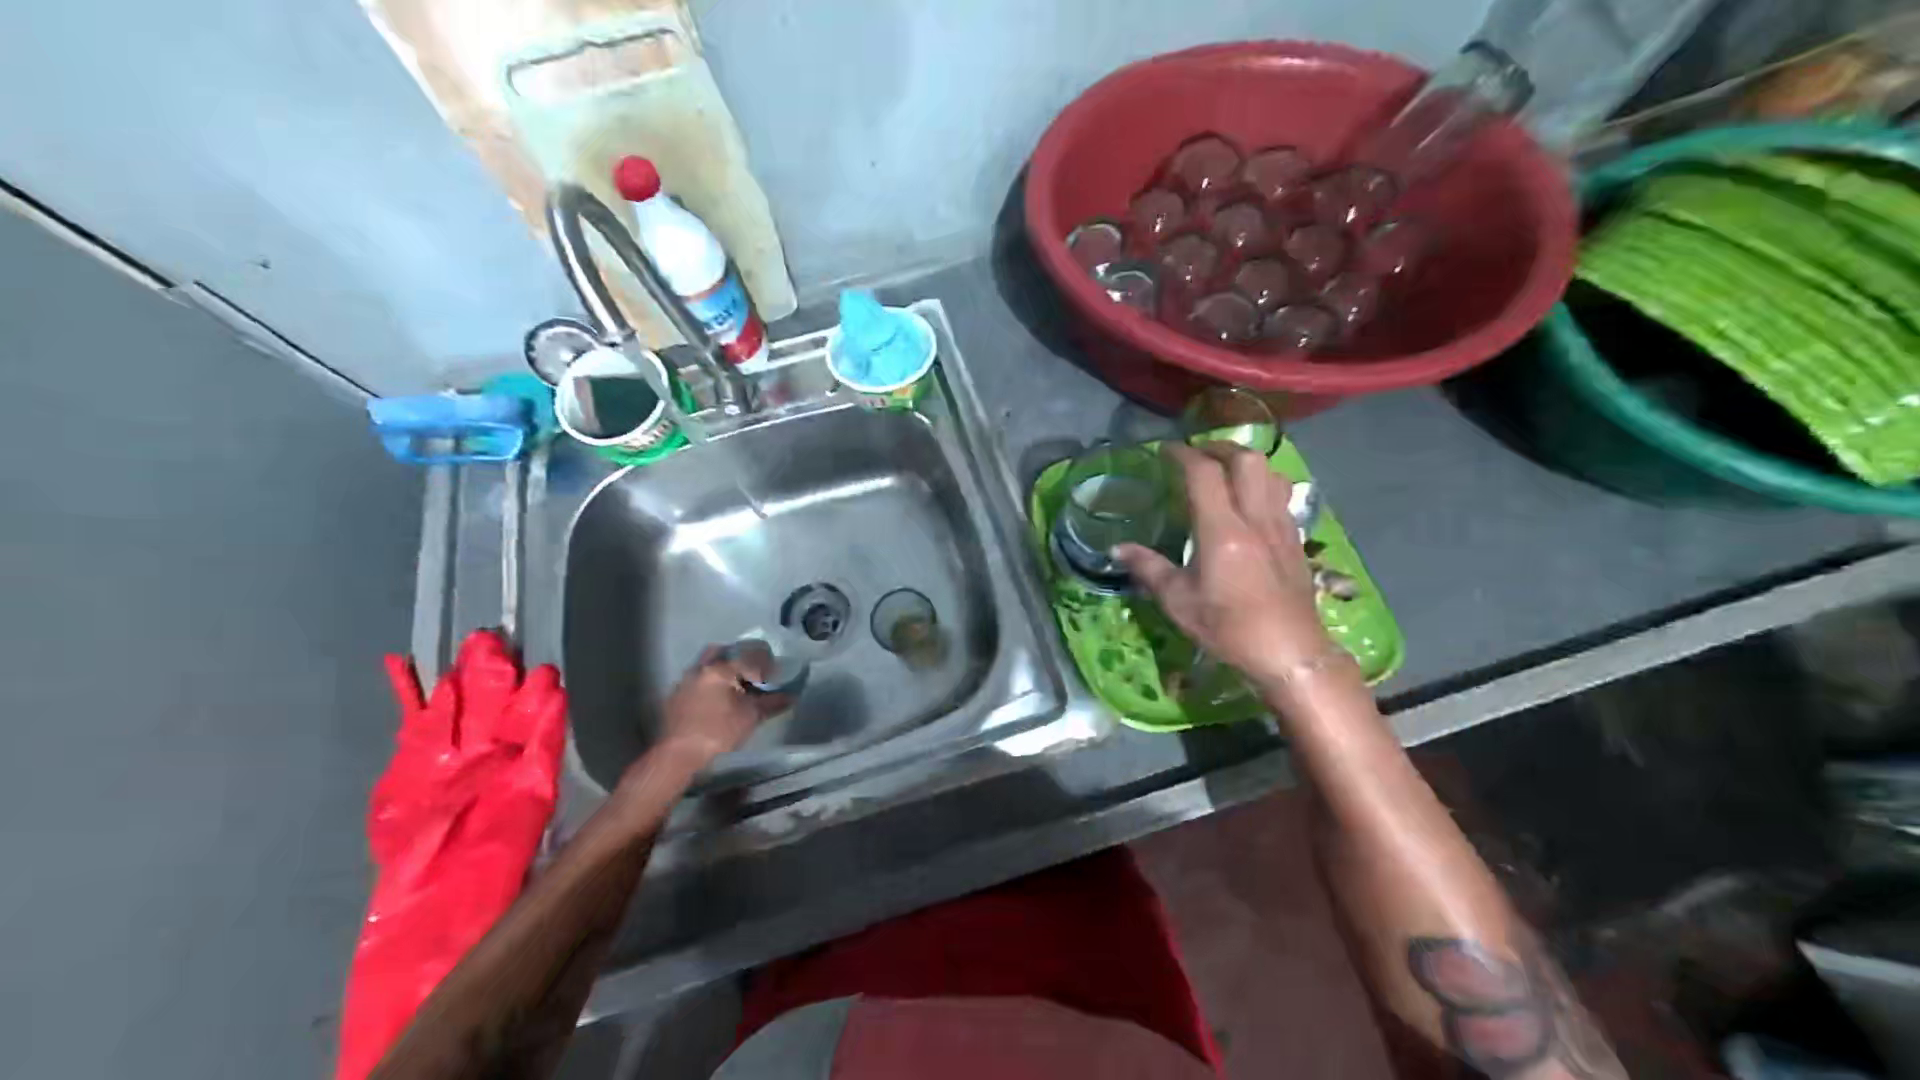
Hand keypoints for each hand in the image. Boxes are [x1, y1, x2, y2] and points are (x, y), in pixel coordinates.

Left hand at [654, 645, 792, 767]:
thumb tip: (791, 696)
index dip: (765, 662)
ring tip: (736, 685)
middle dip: (739, 656)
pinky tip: (717, 698)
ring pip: (707, 664)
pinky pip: (697, 679)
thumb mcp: (750, 717)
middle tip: (752, 670)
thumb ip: (772, 702)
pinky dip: (710, 682)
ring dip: (722, 668)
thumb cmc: (718, 732)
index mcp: (720, 669)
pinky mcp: (675, 695)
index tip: (774, 672)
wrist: (678, 754)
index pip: (748, 656)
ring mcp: (685, 680)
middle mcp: (700, 668)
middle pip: (722, 651)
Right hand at [1115, 442, 1331, 685]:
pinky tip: (1249, 502)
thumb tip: (1117, 549)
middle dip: (1220, 448)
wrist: (1290, 653)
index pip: (1204, 473)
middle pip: (1247, 459)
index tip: (1165, 451)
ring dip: (1245, 462)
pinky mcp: (1296, 540)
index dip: (1182, 455)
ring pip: (1270, 473)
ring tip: (1225, 471)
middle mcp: (1255, 518)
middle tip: (1197, 455)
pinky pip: (1282, 495)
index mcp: (1222, 530)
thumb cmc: (1229, 628)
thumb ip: (1148, 568)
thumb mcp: (1179, 601)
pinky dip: (1263, 484)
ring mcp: (1281, 527)